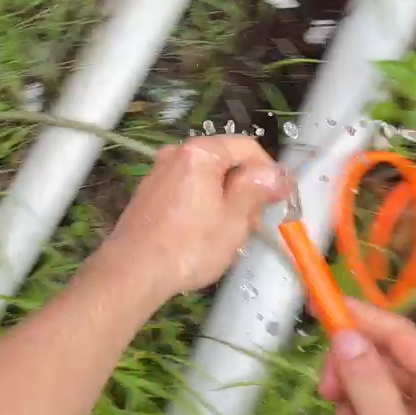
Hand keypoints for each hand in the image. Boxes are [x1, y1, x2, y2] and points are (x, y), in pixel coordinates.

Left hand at [90, 136, 286, 301]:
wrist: (135, 268)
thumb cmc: (190, 246)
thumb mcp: (234, 220)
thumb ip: (255, 190)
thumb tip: (276, 173)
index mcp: (198, 153)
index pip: (246, 146)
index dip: (269, 171)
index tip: (280, 199)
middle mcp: (175, 153)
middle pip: (225, 159)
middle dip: (245, 186)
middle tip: (254, 222)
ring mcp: (160, 170)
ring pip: (207, 175)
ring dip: (226, 197)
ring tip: (231, 233)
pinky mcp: (152, 189)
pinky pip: (189, 186)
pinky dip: (205, 201)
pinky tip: (205, 232)